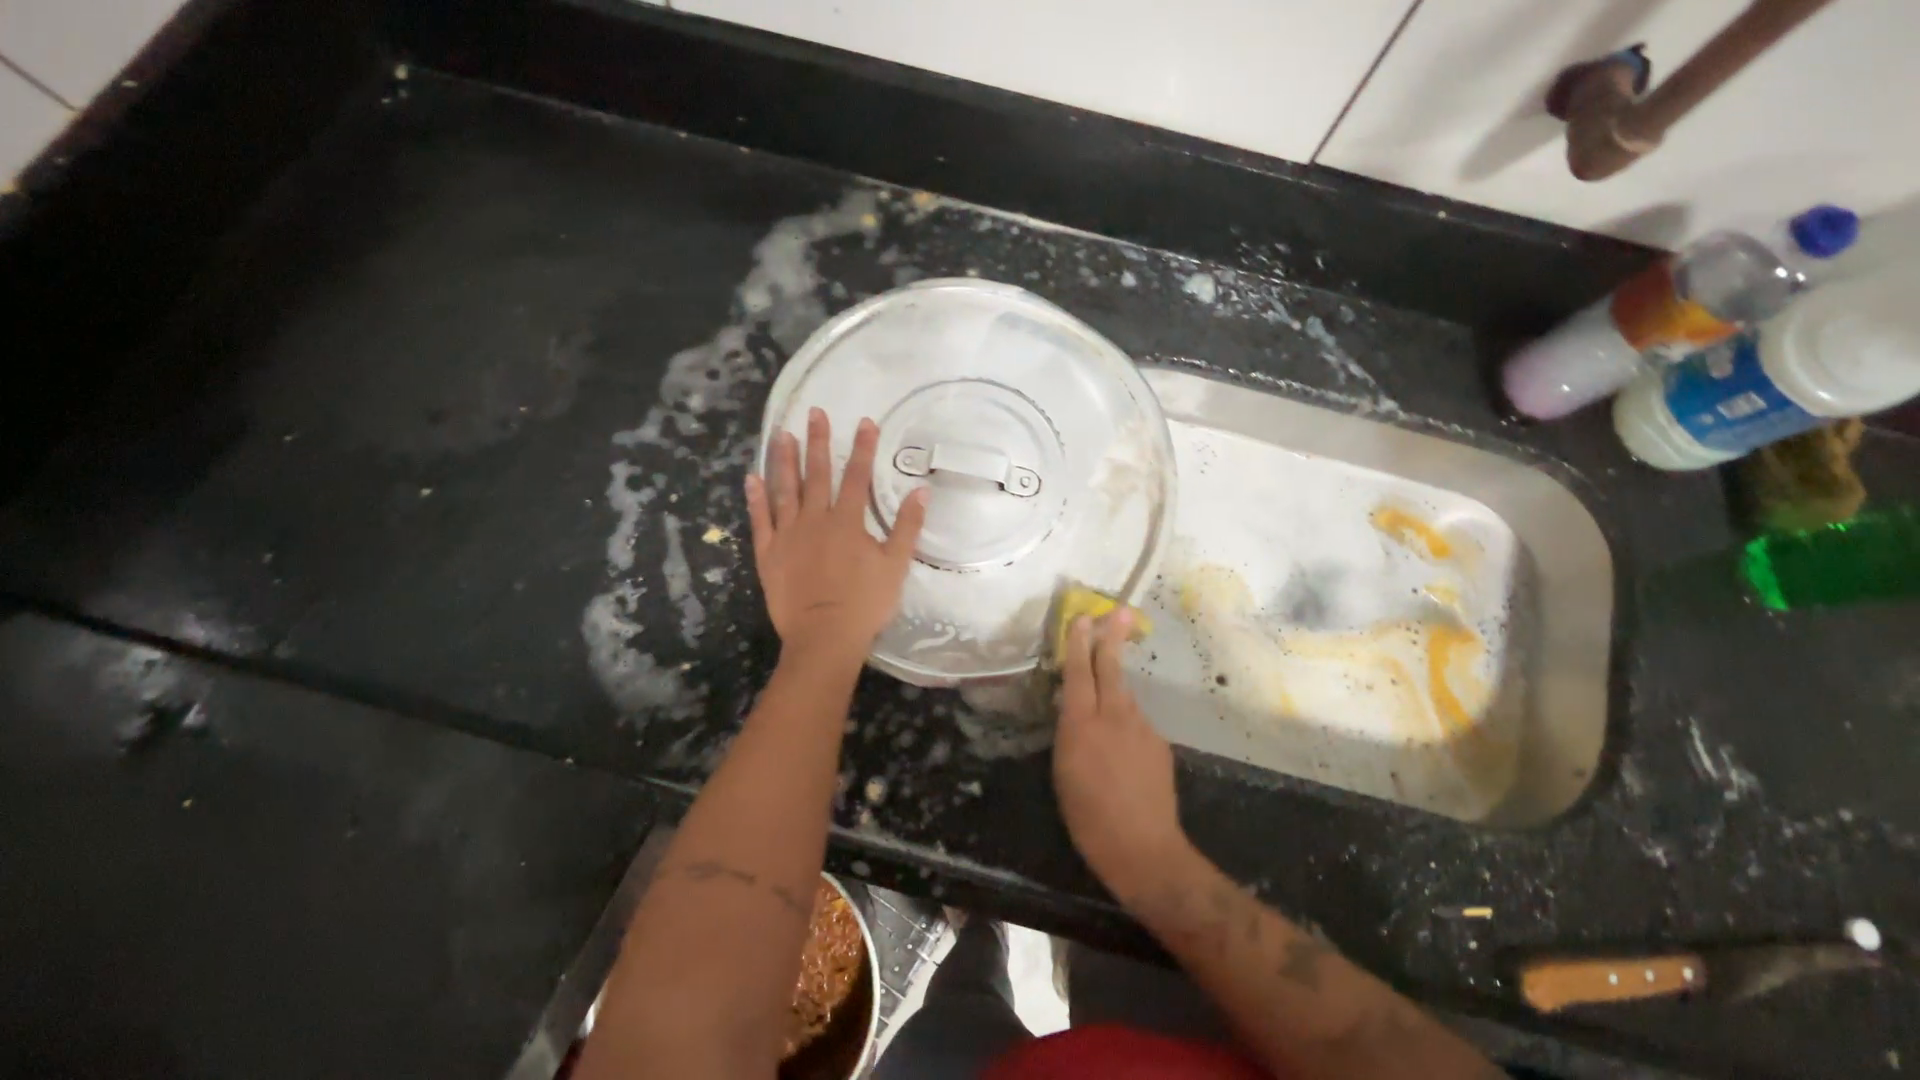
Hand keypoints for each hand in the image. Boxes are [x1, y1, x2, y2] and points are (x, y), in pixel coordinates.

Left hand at [745, 408, 926, 670]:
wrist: (824, 636)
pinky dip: (755, 498)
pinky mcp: (767, 553)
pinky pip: (760, 520)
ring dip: (783, 460)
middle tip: (814, 413)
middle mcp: (815, 519)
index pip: (856, 476)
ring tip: (781, 434)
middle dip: (817, 441)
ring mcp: (787, 535)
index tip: (865, 421)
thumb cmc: (865, 604)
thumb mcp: (896, 566)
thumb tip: (921, 491)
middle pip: (817, 474)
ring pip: (784, 489)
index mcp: (847, 521)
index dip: (862, 447)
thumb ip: (907, 527)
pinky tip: (751, 478)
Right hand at [1053, 611, 1188, 896]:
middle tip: (1118, 611)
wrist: (1143, 848)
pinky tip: (1121, 746)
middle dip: (1111, 639)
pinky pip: (1137, 724)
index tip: (1082, 618)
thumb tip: (1073, 709)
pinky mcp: (1160, 744)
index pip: (1079, 673)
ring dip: (1115, 684)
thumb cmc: (1088, 818)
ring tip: (1107, 685)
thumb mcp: (1063, 771)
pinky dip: (1126, 723)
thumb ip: (1070, 733)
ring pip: (1125, 697)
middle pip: (1111, 669)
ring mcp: (1142, 729)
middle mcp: (1114, 717)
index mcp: (1081, 725)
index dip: (1078, 644)